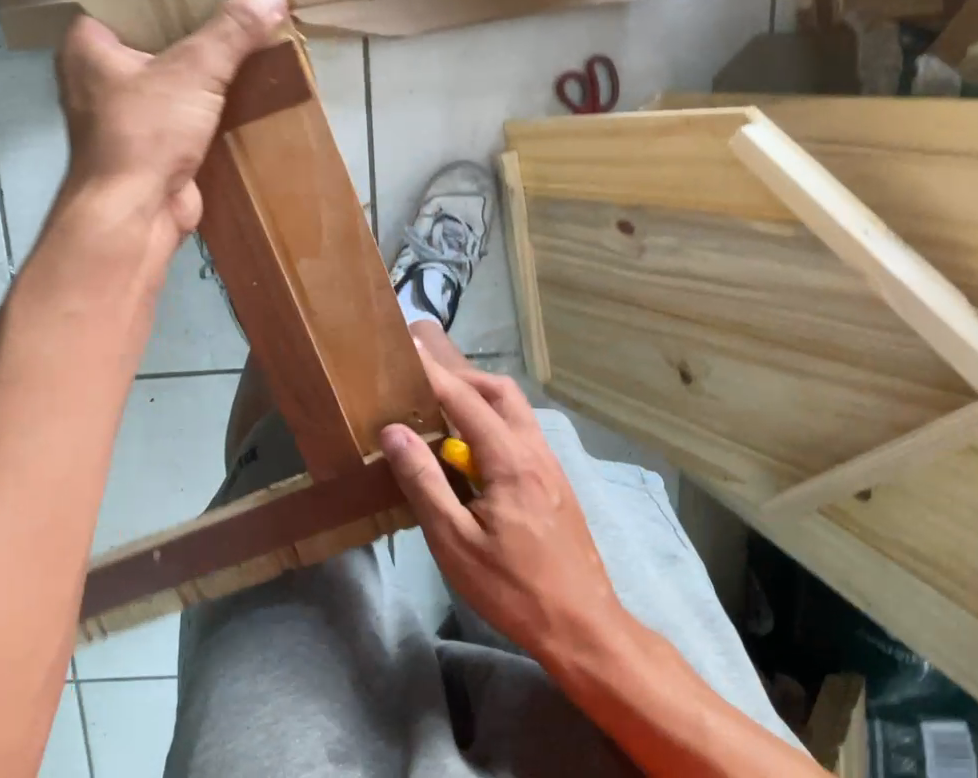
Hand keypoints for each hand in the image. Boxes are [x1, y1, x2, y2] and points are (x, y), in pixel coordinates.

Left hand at [53, 0, 289, 247]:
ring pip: (171, 73)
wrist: (136, 215)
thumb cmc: (146, 132)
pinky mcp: (150, 141)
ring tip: (248, 27)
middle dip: (194, 21)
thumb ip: (231, 31)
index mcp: (87, 44)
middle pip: (153, 34)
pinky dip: (210, 98)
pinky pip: (183, 106)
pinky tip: (245, 78)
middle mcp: (98, 74)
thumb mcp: (193, 70)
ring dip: (206, 63)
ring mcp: (124, 111)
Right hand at [379, 353, 624, 664]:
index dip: (432, 372)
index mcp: (510, 460)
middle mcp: (536, 452)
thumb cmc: (512, 588)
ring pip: (515, 413)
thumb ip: (424, 481)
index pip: (464, 399)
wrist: (583, 628)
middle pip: (500, 392)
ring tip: (441, 413)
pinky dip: (492, 424)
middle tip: (423, 381)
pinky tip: (471, 453)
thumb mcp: (454, 541)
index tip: (405, 348)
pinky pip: (521, 436)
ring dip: (479, 400)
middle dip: (461, 377)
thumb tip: (393, 432)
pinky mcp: (555, 486)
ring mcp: (551, 468)